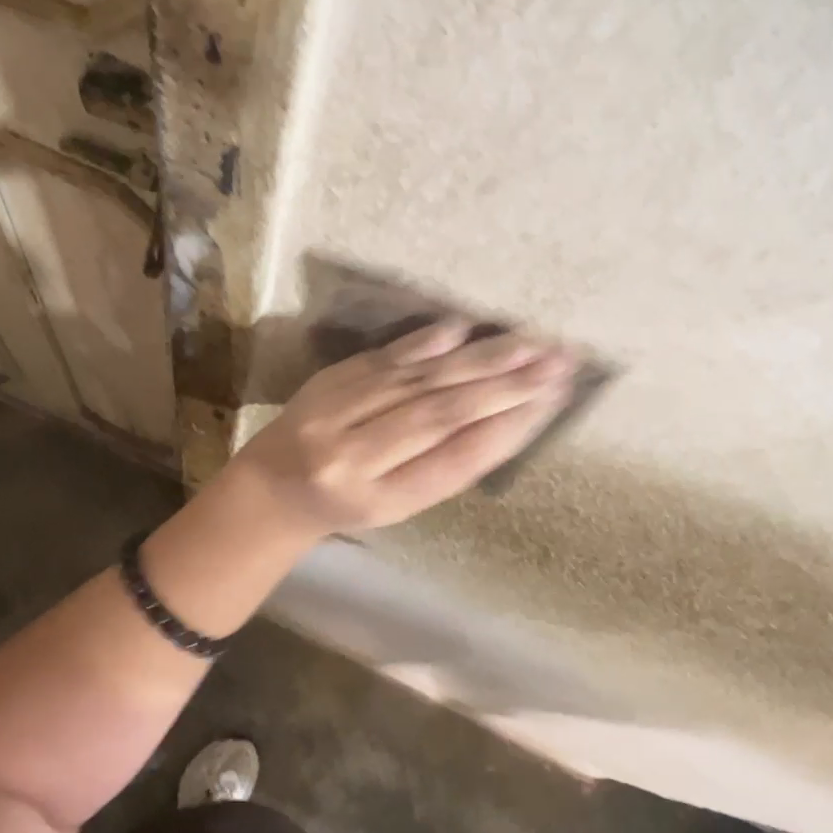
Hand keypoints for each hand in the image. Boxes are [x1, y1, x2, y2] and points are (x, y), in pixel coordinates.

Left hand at [224, 317, 583, 539]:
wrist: (272, 487)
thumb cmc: (348, 503)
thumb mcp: (398, 503)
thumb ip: (446, 465)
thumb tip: (511, 416)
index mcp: (381, 499)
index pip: (455, 460)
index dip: (507, 428)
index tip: (553, 399)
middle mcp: (355, 457)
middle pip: (441, 414)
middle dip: (506, 387)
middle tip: (559, 362)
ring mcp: (335, 414)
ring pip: (417, 381)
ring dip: (478, 359)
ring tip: (530, 343)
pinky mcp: (327, 382)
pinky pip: (384, 359)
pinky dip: (425, 342)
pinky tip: (463, 329)